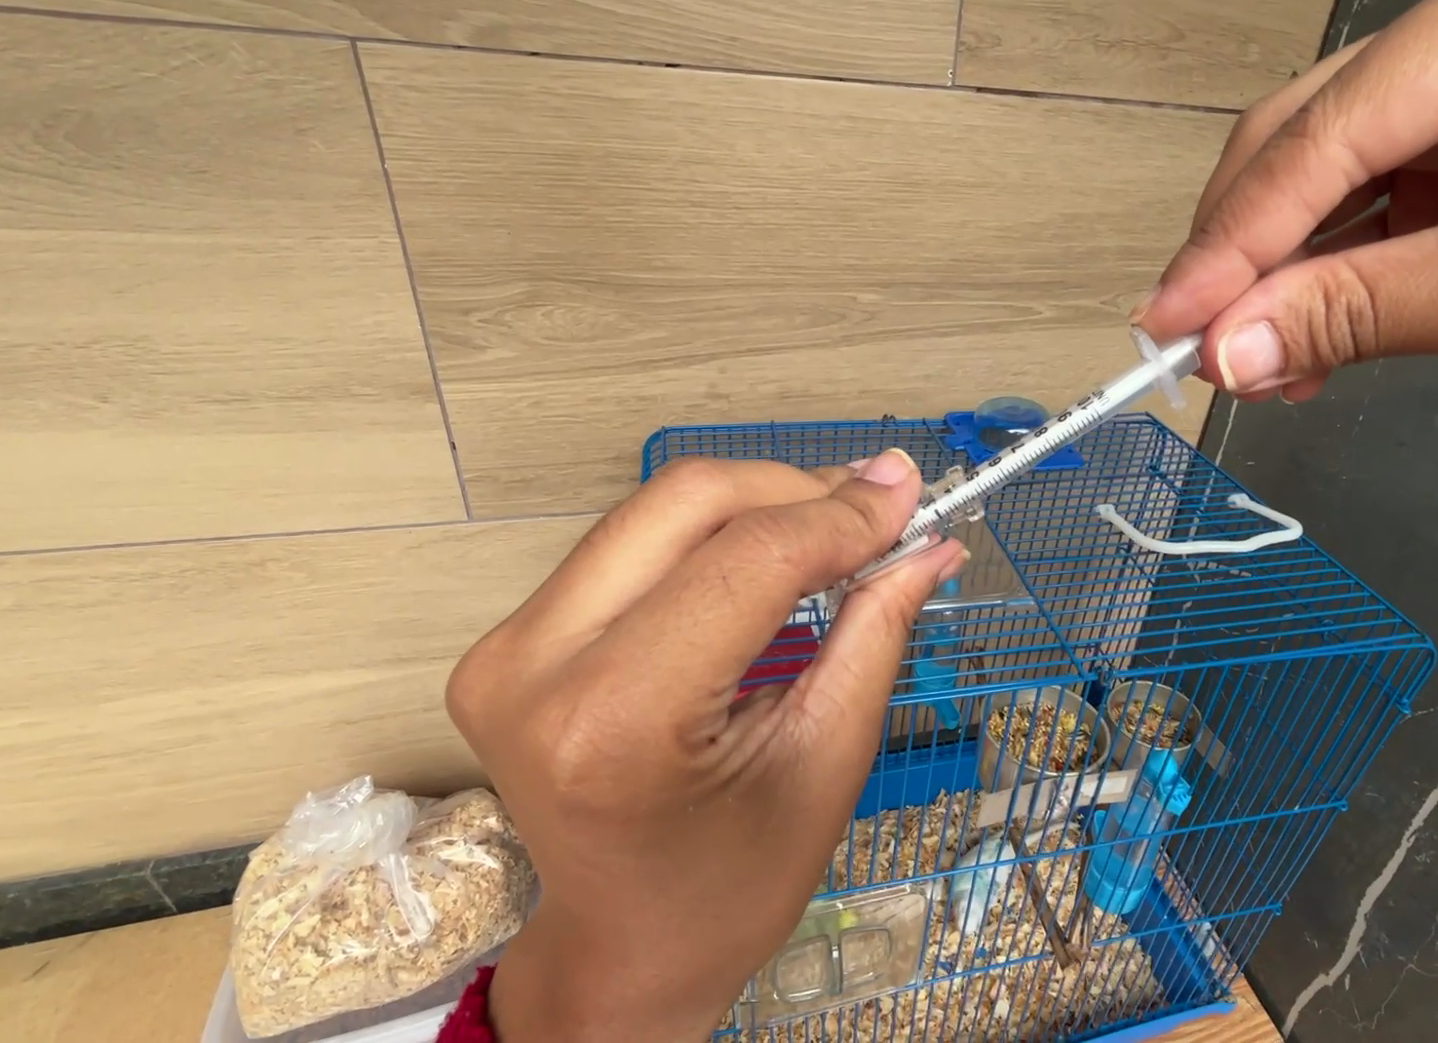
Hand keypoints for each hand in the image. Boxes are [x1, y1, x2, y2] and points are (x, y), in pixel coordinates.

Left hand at [446, 450, 964, 1041]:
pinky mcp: (510, 637)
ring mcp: (509, 645)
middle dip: (796, 491)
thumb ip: (876, 628)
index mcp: (620, 718)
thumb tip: (928, 537)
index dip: (840, 518)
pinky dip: (712, 532)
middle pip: (687, 501)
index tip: (909, 500)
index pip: (747, 560)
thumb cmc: (735, 883)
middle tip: (875, 509)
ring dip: (757, 504)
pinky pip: (630, 542)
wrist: (624, 947)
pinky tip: (768, 552)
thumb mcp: (827, 759)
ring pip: (656, 509)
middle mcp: (540, 664)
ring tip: (833, 529)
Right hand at [1137, 0, 1437, 403]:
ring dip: (1282, 281)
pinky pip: (1381, 223)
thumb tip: (1229, 355)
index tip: (1166, 325)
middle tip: (1194, 346)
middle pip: (1315, 138)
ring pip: (1337, 187)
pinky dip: (1334, 291)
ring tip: (1253, 367)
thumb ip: (1372, 310)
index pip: (1336, 124)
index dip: (1235, 236)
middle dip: (1246, 251)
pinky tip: (1308, 349)